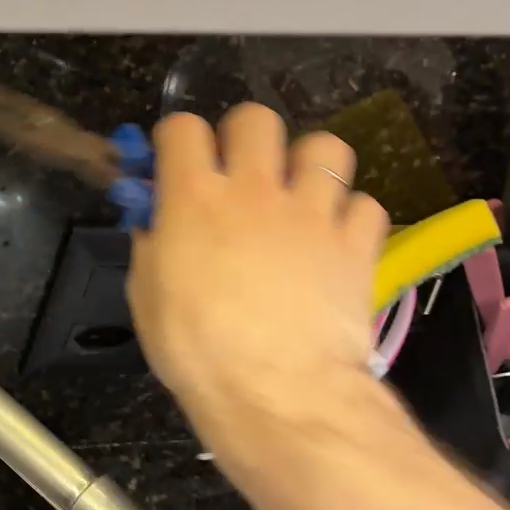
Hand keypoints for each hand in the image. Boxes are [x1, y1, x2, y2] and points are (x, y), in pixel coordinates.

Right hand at [128, 104, 390, 446]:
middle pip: (256, 119)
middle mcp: (254, 190)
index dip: (176, 137)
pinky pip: (364, 205)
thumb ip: (152, 243)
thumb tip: (157, 223)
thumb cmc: (193, 344)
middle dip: (243, 134)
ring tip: (296, 193)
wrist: (277, 391)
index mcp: (192, 197)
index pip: (183, 127)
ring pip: (325, 147)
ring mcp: (312, 214)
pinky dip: (348, 215)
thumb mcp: (146, 291)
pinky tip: (331, 238)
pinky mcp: (358, 245)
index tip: (174, 160)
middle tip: (238, 169)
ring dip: (307, 164)